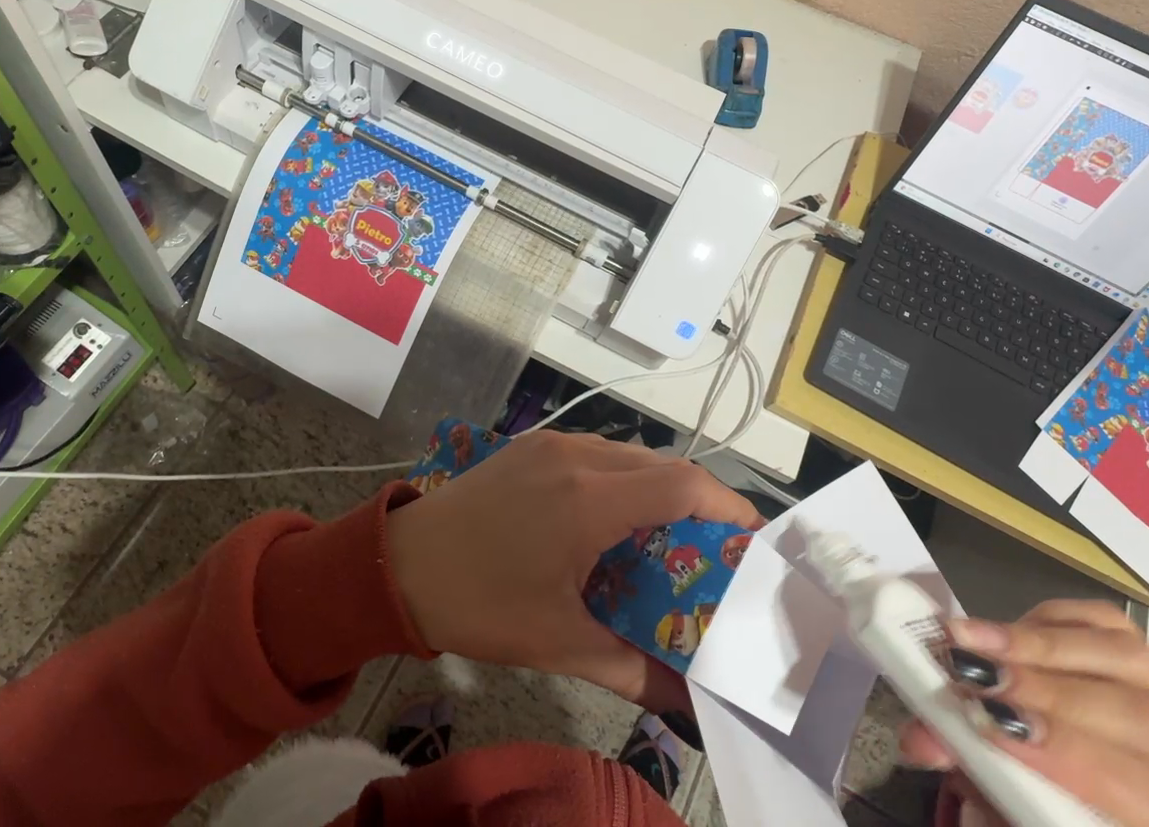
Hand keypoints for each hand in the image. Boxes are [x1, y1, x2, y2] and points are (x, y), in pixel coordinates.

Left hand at [385, 429, 760, 713]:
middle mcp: (577, 458)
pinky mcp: (528, 445)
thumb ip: (633, 670)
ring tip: (662, 538)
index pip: (684, 484)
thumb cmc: (479, 603)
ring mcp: (550, 445)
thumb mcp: (559, 642)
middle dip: (697, 503)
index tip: (750, 540)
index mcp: (590, 501)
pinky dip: (620, 478)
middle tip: (708, 551)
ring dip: (656, 487)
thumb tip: (688, 702)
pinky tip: (610, 519)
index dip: (729, 506)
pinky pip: (596, 452)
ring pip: (629, 454)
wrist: (397, 565)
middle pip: (664, 465)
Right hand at [899, 601, 1148, 826]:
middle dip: (1043, 688)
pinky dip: (1059, 622)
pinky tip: (1007, 629)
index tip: (987, 717)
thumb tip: (923, 740)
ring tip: (967, 635)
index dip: (1069, 749)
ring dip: (1038, 644)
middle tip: (962, 668)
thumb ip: (994, 794)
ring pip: (1133, 663)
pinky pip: (1121, 635)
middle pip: (1147, 716)